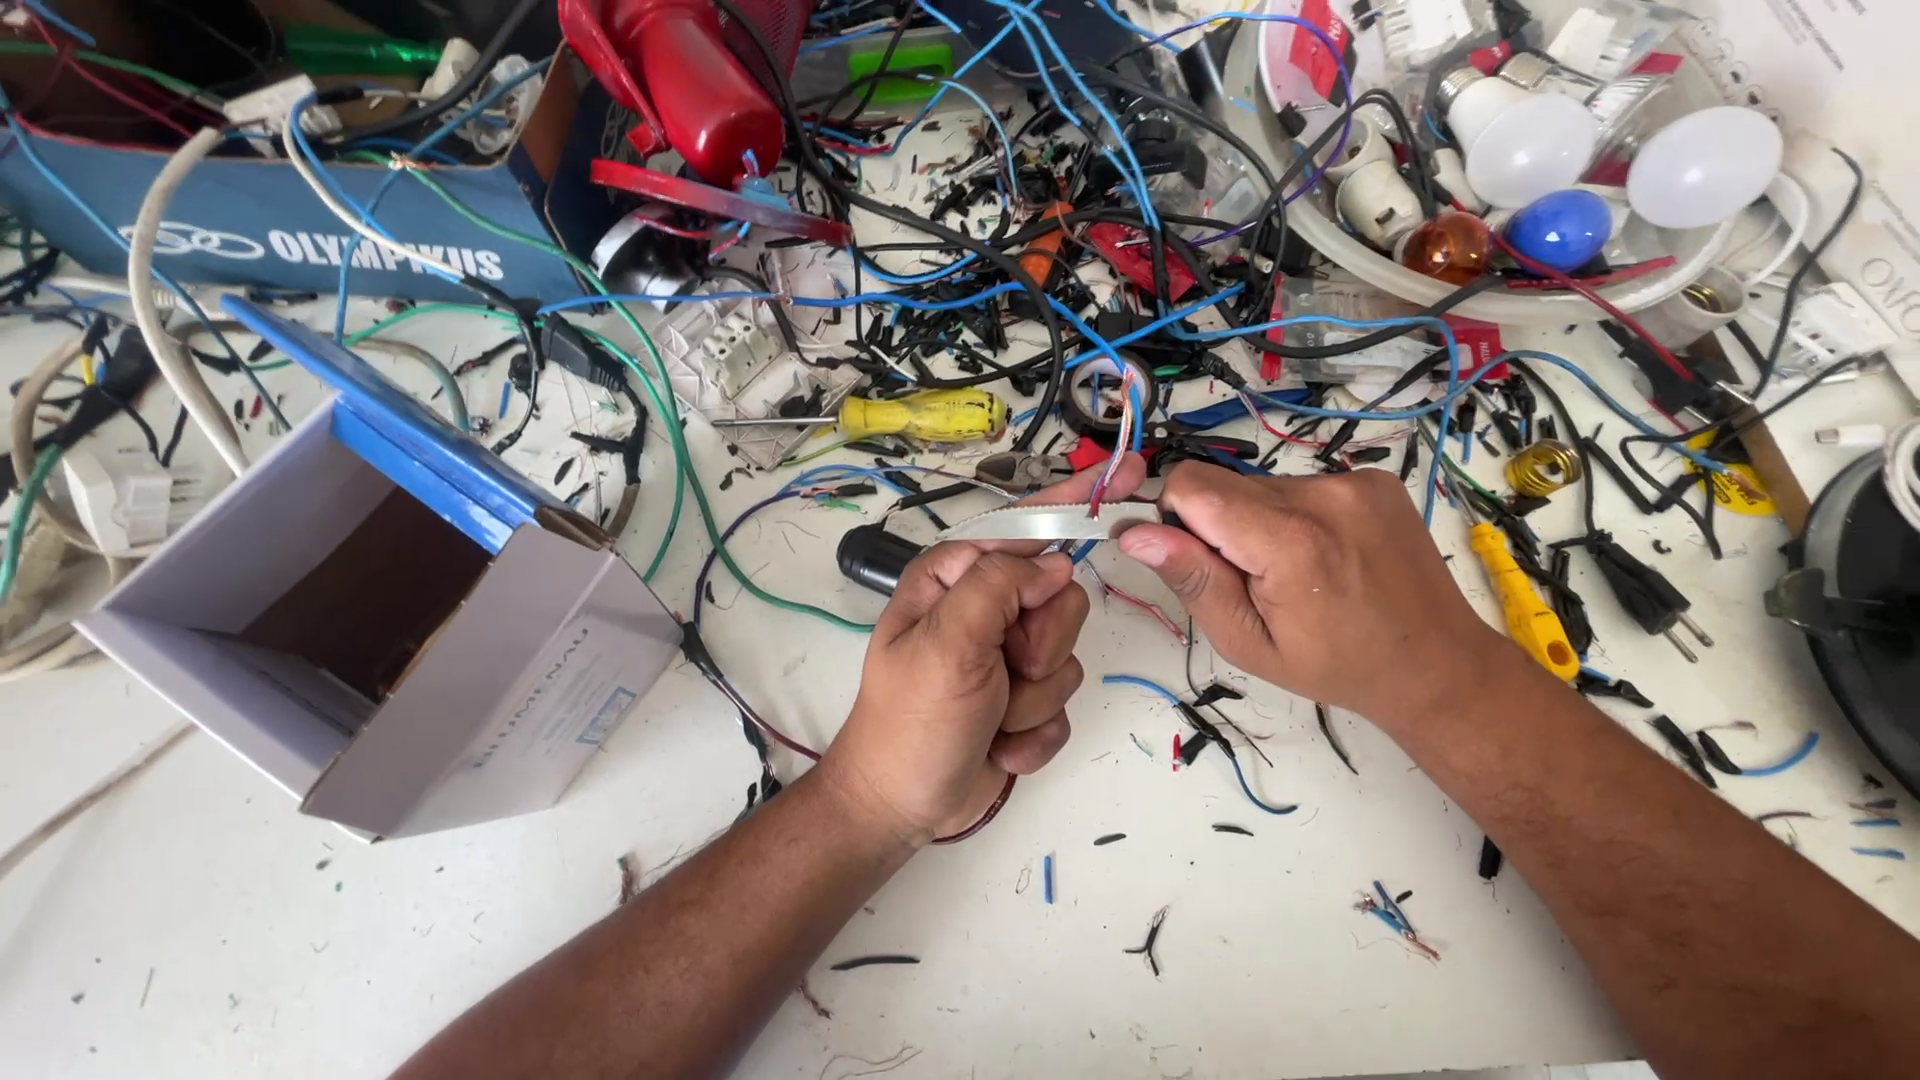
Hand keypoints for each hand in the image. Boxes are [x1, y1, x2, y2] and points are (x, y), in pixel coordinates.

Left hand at [821, 454, 1147, 844]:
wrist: (901, 805)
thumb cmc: (912, 721)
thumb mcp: (947, 643)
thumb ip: (1000, 589)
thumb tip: (1055, 563)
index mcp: (955, 580)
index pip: (1024, 528)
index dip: (1074, 501)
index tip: (1129, 473)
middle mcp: (986, 610)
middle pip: (1060, 598)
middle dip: (1041, 646)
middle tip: (1006, 671)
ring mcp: (1008, 657)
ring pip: (1067, 656)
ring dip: (1031, 700)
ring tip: (989, 717)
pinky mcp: (1027, 701)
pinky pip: (1064, 704)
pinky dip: (1033, 732)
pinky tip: (997, 746)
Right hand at [1116, 462, 1505, 727]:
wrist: (1436, 663)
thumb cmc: (1334, 666)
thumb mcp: (1246, 642)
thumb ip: (1191, 580)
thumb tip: (1134, 533)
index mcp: (1287, 540)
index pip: (1189, 484)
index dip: (1176, 519)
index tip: (1198, 562)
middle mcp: (1322, 494)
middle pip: (1223, 483)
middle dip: (1217, 525)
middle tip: (1252, 579)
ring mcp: (1354, 480)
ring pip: (1259, 484)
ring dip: (1256, 521)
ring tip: (1293, 572)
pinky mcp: (1373, 478)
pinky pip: (1299, 484)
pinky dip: (1293, 515)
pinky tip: (1321, 555)